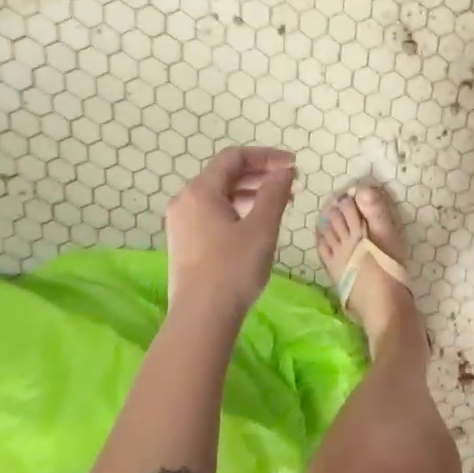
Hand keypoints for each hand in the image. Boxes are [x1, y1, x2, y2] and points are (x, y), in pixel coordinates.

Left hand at [165, 147, 296, 321]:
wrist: (202, 315)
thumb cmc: (234, 269)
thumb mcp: (261, 228)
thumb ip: (274, 194)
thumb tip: (284, 170)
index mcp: (200, 191)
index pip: (234, 157)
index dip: (266, 156)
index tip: (293, 165)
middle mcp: (185, 200)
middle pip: (224, 175)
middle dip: (259, 176)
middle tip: (289, 185)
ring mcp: (181, 223)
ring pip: (218, 196)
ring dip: (249, 195)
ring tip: (277, 206)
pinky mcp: (184, 242)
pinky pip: (211, 214)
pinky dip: (236, 211)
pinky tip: (254, 227)